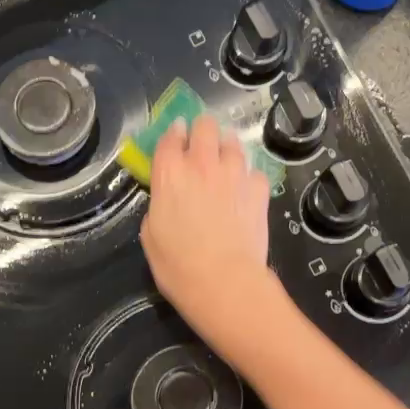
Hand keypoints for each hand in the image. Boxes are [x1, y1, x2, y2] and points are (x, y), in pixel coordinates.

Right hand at [140, 114, 283, 353]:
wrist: (223, 282)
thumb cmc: (177, 266)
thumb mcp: (150, 236)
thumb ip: (159, 206)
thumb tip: (168, 199)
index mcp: (169, 174)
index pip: (170, 136)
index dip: (173, 135)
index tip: (175, 139)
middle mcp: (203, 163)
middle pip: (205, 126)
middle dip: (201, 133)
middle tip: (200, 150)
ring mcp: (235, 172)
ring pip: (233, 141)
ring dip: (225, 149)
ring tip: (224, 167)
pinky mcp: (259, 187)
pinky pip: (253, 171)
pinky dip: (247, 178)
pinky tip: (243, 193)